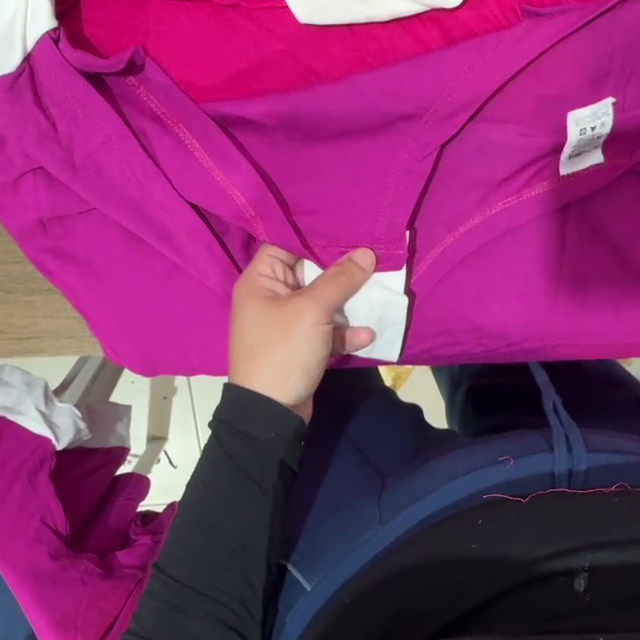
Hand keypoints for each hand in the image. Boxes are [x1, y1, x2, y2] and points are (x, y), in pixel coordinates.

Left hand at [228, 244, 376, 420]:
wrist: (270, 414)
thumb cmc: (283, 352)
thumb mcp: (312, 310)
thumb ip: (340, 279)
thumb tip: (366, 253)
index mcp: (260, 281)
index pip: (286, 243)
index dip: (316, 234)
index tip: (350, 225)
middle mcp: (270, 298)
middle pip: (309, 272)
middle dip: (341, 267)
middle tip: (374, 252)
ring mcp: (286, 324)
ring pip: (322, 302)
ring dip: (348, 301)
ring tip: (379, 289)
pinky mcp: (301, 348)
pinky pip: (325, 331)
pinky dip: (344, 333)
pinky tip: (367, 335)